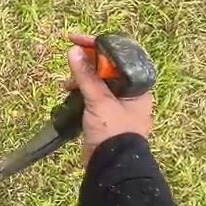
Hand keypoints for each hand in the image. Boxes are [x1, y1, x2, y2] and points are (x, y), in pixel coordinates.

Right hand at [61, 30, 154, 162]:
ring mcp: (118, 105)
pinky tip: (69, 95)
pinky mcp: (105, 115)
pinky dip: (80, 92)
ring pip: (97, 82)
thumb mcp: (98, 100)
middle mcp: (130, 93)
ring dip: (80, 79)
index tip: (75, 39)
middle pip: (106, 68)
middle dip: (85, 63)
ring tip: (67, 85)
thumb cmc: (113, 131)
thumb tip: (73, 50)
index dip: (96, 45)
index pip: (118, 56)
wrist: (113, 167)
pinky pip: (92, 95)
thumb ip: (86, 75)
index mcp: (138, 87)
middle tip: (69, 62)